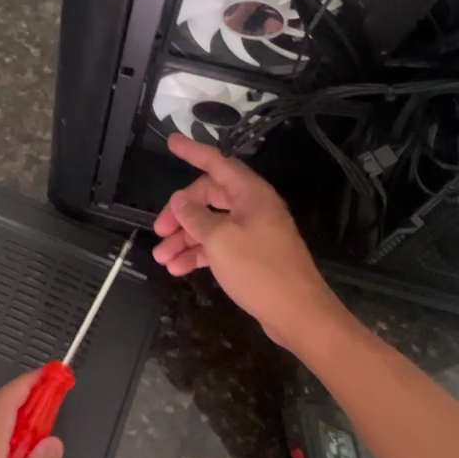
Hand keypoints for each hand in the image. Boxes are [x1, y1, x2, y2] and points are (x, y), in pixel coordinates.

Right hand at [152, 134, 344, 348]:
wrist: (299, 315)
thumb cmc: (260, 270)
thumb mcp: (220, 240)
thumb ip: (196, 216)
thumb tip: (180, 200)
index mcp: (250, 194)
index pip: (217, 163)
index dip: (193, 152)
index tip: (171, 142)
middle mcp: (252, 208)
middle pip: (209, 197)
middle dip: (180, 213)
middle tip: (158, 229)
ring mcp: (253, 233)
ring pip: (210, 225)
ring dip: (184, 239)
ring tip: (161, 257)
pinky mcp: (251, 256)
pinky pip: (218, 246)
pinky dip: (198, 254)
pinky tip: (178, 269)